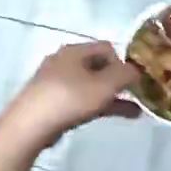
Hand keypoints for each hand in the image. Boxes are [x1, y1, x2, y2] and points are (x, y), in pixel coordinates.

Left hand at [1, 41, 140, 146]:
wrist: (32, 122)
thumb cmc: (70, 97)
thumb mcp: (106, 84)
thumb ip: (126, 74)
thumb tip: (134, 71)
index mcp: (73, 51)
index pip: (106, 47)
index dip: (123, 61)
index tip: (133, 80)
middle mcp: (63, 62)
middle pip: (99, 65)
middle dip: (120, 79)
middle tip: (138, 94)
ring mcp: (57, 81)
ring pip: (93, 84)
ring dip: (115, 94)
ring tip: (138, 109)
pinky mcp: (54, 99)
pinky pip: (84, 97)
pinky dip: (103, 104)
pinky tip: (125, 115)